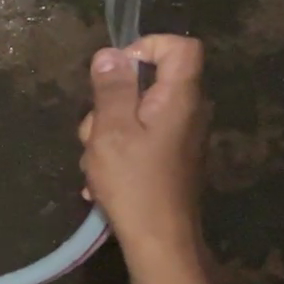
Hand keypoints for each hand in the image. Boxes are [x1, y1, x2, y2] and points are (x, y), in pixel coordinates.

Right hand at [79, 34, 210, 258]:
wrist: (159, 236)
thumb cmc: (133, 181)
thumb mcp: (110, 131)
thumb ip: (111, 90)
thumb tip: (110, 53)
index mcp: (179, 98)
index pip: (180, 48)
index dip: (146, 47)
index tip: (113, 72)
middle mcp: (188, 111)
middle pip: (149, 84)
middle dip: (111, 102)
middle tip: (95, 131)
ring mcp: (182, 136)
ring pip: (137, 114)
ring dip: (107, 132)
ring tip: (96, 161)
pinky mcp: (172, 157)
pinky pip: (139, 138)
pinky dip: (116, 151)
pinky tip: (102, 178)